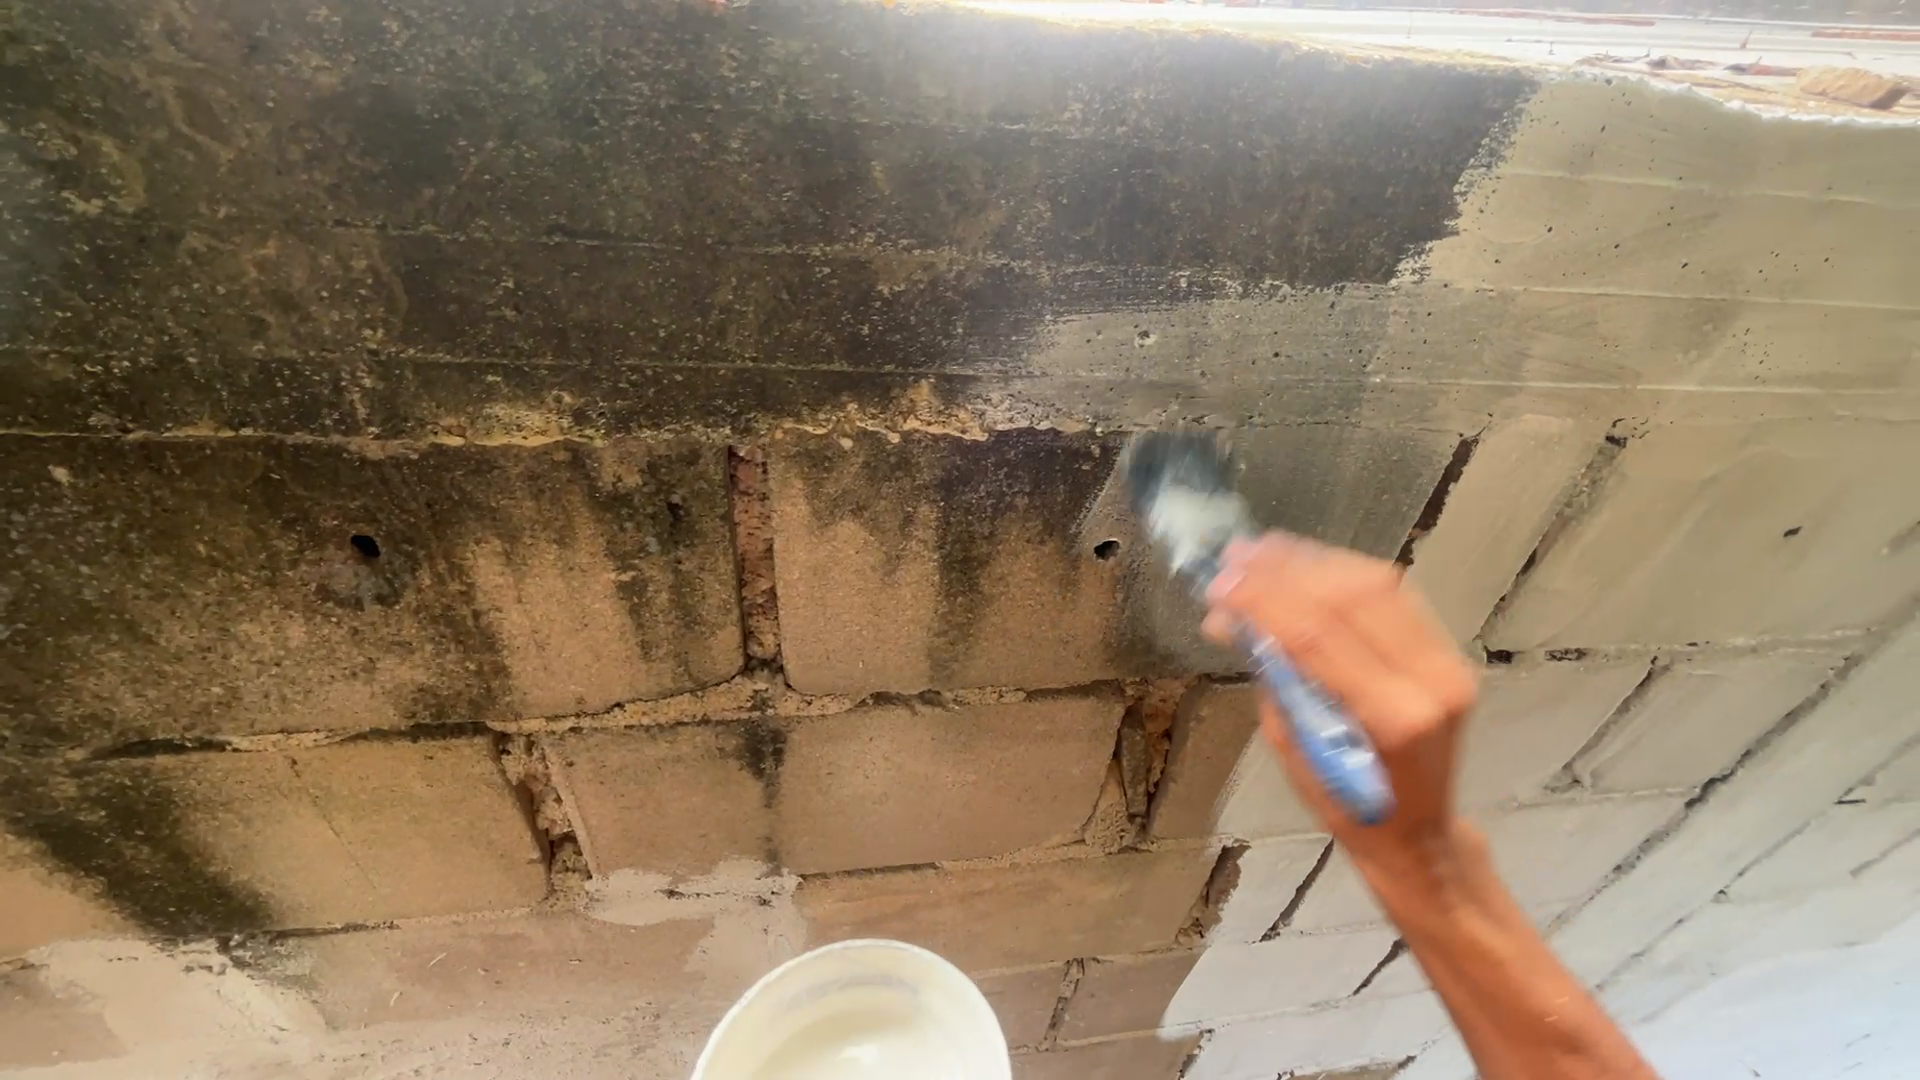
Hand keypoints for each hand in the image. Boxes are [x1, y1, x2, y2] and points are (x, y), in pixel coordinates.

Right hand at [1202, 533, 1478, 876]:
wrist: (1418, 830)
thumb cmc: (1347, 805)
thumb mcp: (1293, 748)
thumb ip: (1276, 680)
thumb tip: (1236, 621)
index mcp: (1392, 719)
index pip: (1317, 637)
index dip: (1263, 600)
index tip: (1220, 582)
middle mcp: (1429, 681)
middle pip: (1349, 599)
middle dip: (1283, 572)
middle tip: (1233, 559)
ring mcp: (1446, 661)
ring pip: (1375, 584)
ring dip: (1311, 561)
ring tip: (1260, 550)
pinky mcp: (1445, 649)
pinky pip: (1391, 592)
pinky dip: (1340, 569)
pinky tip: (1303, 561)